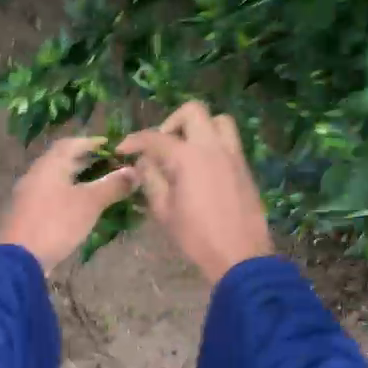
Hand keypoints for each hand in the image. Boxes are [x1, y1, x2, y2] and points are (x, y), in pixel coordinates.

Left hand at [0, 137, 136, 269]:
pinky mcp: (26, 212)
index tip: (111, 146)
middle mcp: (36, 174)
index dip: (92, 142)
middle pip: (62, 160)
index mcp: (50, 165)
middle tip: (109, 166)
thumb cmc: (56, 223)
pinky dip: (67, 194)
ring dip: (76, 178)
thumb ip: (112, 185)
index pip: (72, 143)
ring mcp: (28, 194)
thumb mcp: (90, 203)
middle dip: (86, 160)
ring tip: (98, 185)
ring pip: (56, 178)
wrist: (20, 258)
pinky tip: (78, 206)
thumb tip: (135, 171)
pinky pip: (50, 194)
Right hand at [119, 102, 272, 282]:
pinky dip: (213, 143)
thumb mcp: (164, 211)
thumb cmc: (197, 237)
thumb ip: (151, 180)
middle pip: (193, 112)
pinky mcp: (244, 167)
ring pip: (218, 121)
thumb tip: (144, 162)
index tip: (123, 149)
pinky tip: (203, 167)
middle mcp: (212, 147)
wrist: (240, 255)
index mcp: (188, 157)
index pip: (155, 138)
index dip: (135, 141)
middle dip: (171, 122)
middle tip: (162, 146)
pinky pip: (229, 141)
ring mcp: (233, 155)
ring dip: (200, 127)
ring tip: (187, 150)